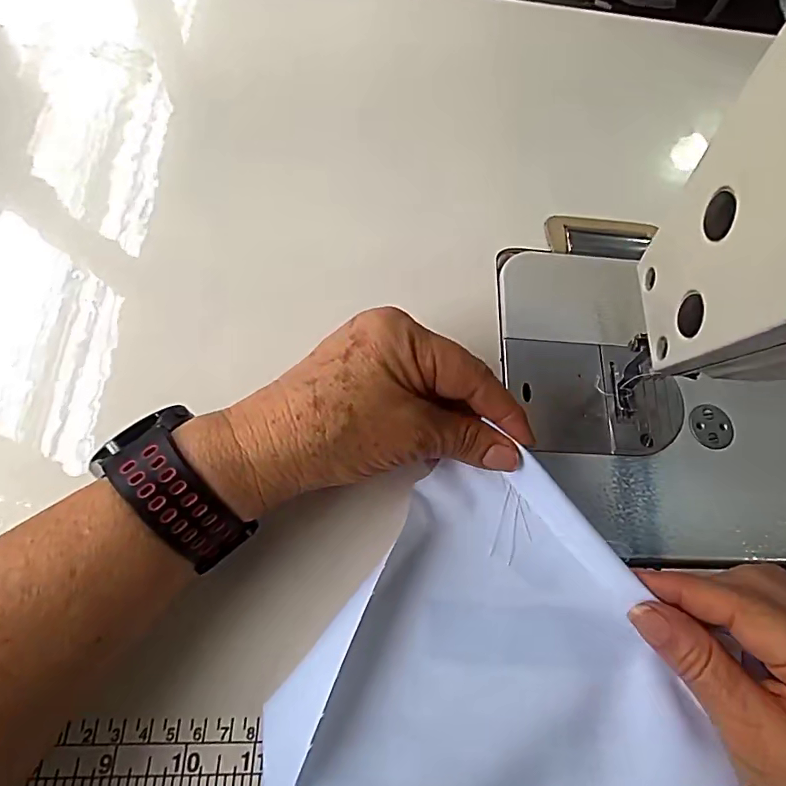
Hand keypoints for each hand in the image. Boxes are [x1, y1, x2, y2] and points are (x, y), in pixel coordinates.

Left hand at [176, 307, 534, 519]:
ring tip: (462, 452)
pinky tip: (429, 444)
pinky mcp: (353, 383)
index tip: (520, 438)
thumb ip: (462, 437)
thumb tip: (498, 446)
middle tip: (496, 450)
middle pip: (448, 378)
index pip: (467, 372)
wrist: (266, 452)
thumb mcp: (408, 433)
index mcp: (399, 332)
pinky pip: (403, 397)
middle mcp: (381, 336)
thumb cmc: (319, 430)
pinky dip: (421, 421)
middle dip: (473, 417)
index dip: (500, 410)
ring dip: (447, 422)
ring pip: (426, 390)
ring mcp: (365, 359)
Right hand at [628, 566, 785, 785]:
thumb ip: (699, 664)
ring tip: (672, 618)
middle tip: (647, 605)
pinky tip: (710, 637)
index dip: (687, 589)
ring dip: (719, 600)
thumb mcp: (748, 735)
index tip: (630, 582)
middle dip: (702, 589)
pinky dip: (737, 620)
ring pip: (774, 599)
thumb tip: (645, 611)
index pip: (750, 606)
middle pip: (766, 590)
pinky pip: (779, 624)